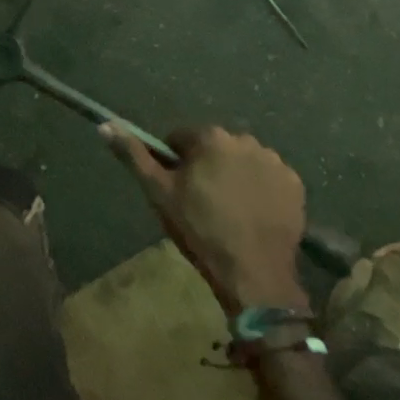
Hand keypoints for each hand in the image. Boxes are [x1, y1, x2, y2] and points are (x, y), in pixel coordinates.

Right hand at [104, 125, 308, 313]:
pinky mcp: (295, 184)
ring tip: (228, 211)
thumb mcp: (159, 194)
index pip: (181, 138)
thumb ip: (134, 156)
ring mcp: (274, 161)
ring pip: (243, 161)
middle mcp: (246, 140)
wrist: (254, 275)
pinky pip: (269, 178)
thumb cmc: (200, 231)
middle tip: (200, 202)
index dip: (174, 162)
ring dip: (234, 176)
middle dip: (206, 167)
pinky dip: (260, 190)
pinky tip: (252, 215)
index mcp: (211, 138)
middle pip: (215, 147)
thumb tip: (105, 125)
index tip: (176, 188)